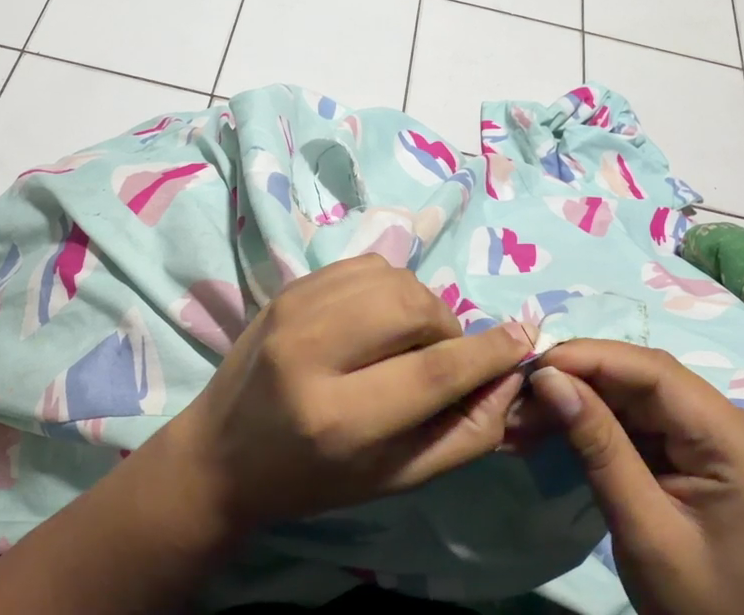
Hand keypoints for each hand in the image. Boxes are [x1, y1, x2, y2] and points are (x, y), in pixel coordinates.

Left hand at [160, 253, 534, 529]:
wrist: (221, 453)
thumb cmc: (310, 478)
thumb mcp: (392, 478)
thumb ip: (460, 434)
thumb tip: (510, 377)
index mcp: (337, 419)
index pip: (433, 372)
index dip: (487, 354)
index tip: (522, 341)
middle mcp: (312, 352)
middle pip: (414, 308)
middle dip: (447, 328)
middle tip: (442, 356)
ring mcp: (294, 309)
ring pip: (393, 278)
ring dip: (420, 306)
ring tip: (408, 341)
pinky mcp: (289, 287)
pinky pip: (366, 265)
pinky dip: (389, 288)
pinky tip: (378, 320)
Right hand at [523, 341, 743, 614]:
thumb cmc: (698, 603)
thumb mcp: (643, 529)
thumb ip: (599, 446)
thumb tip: (549, 378)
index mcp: (736, 440)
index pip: (656, 372)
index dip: (592, 357)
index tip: (534, 363)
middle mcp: (734, 424)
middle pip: (647, 378)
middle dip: (582, 377)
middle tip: (523, 389)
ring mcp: (720, 438)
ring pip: (641, 394)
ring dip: (586, 396)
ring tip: (532, 407)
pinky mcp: (701, 453)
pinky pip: (646, 419)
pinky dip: (602, 419)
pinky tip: (563, 422)